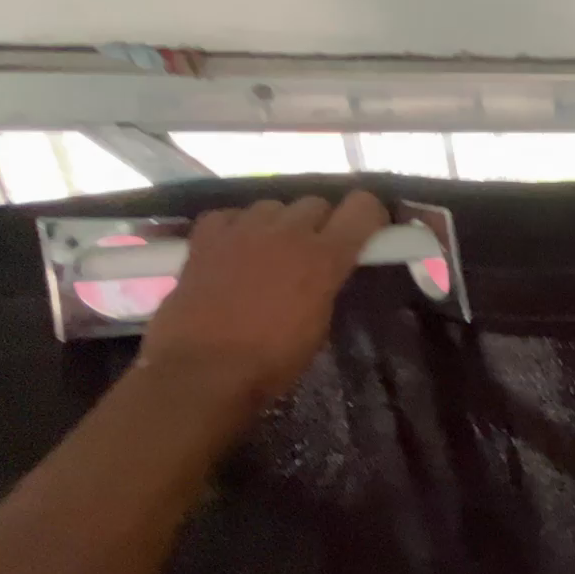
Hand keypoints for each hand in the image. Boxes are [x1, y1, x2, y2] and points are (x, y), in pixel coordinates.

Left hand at [137, 191, 388, 408]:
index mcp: (324, 257)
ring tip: (273, 253)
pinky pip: (230, 215)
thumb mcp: (321, 322)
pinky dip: (238, 227)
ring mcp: (241, 230)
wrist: (205, 370)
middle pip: (315, 203)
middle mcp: (286, 232)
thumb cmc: (274, 359)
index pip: (362, 208)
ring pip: (272, 206)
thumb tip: (328, 269)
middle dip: (322, 223)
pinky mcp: (204, 238)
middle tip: (317, 252)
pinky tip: (236, 250)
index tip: (370, 231)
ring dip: (280, 224)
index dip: (370, 215)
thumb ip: (329, 282)